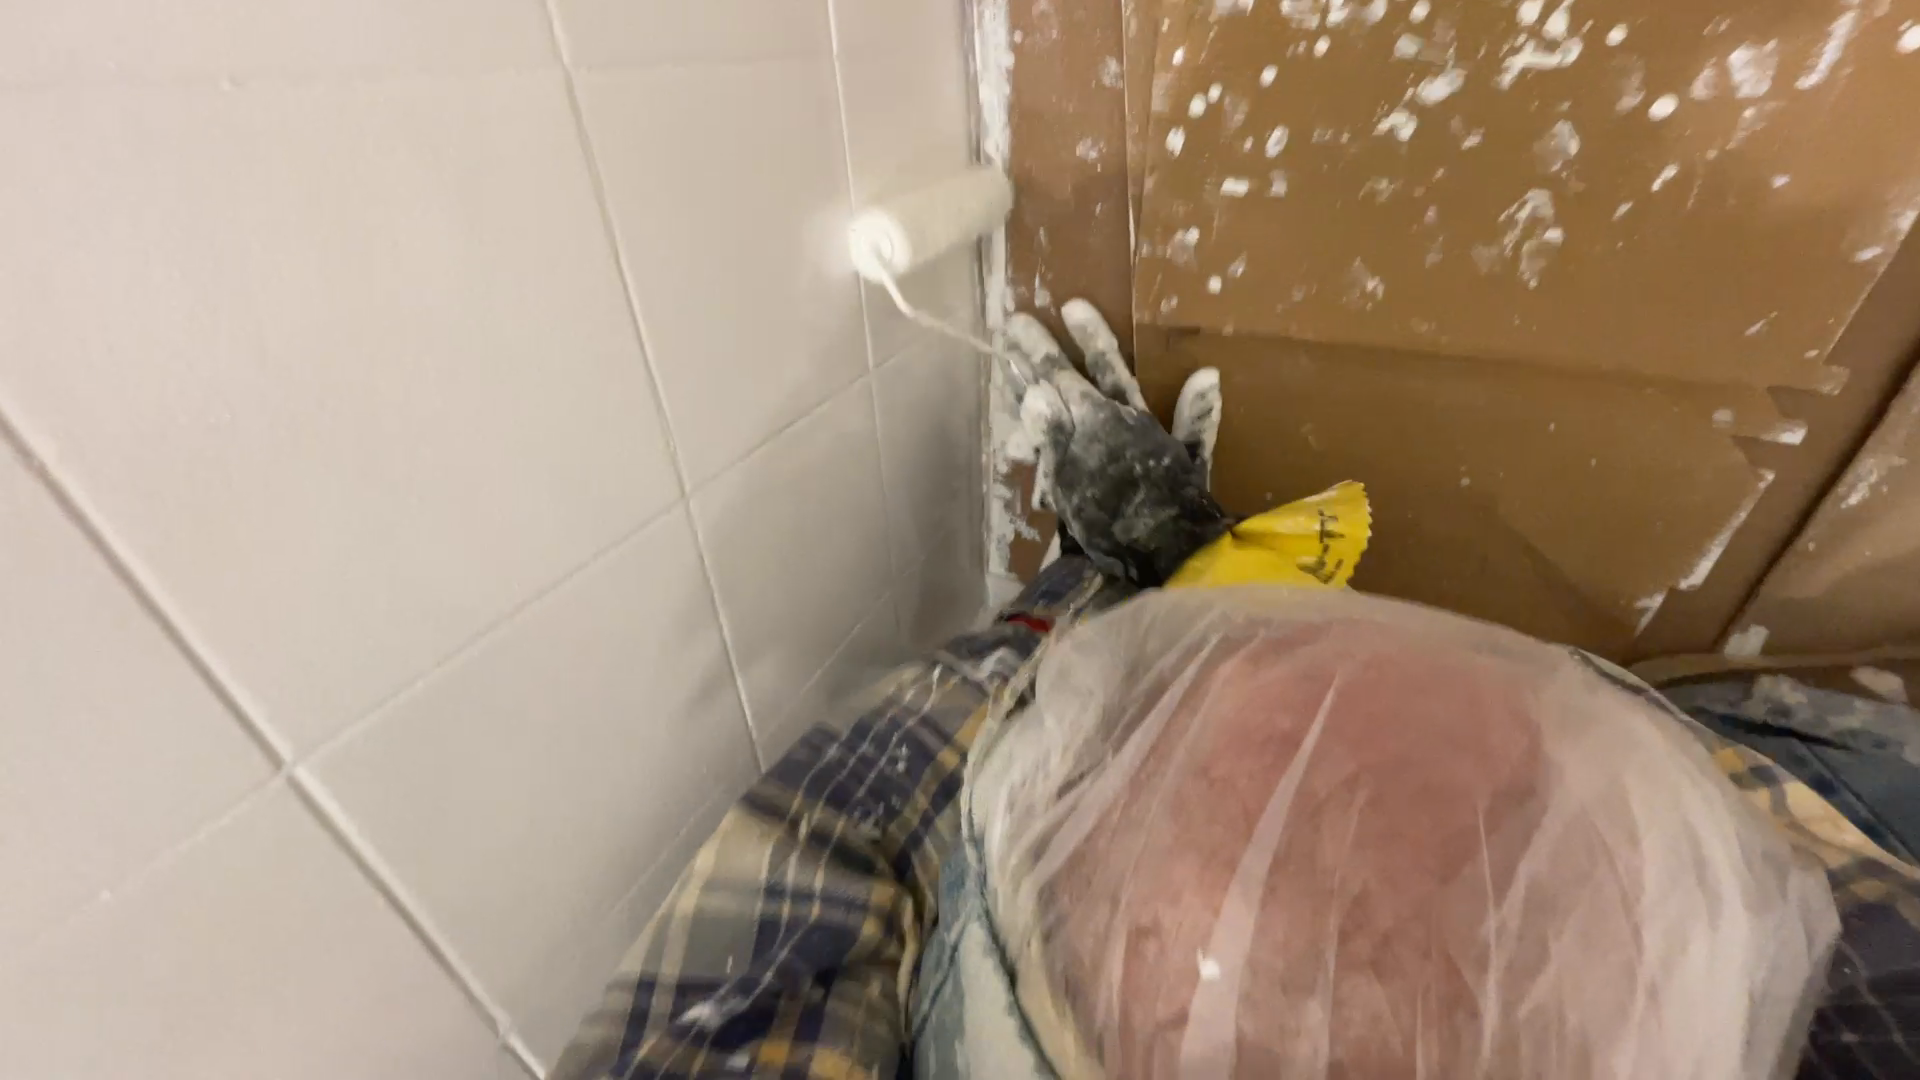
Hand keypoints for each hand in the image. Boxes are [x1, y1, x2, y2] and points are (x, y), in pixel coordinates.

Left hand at [1010, 300, 1231, 585]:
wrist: (1163, 552)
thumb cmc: (1180, 506)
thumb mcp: (1195, 459)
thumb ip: (1197, 418)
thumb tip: (1208, 373)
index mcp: (1135, 418)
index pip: (1109, 367)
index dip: (1091, 335)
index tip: (1071, 305)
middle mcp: (1103, 428)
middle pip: (1066, 380)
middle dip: (1040, 350)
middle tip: (1014, 323)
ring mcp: (1078, 452)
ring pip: (1046, 408)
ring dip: (1023, 380)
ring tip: (1003, 355)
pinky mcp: (1063, 479)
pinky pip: (1041, 447)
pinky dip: (1030, 427)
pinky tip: (1018, 405)